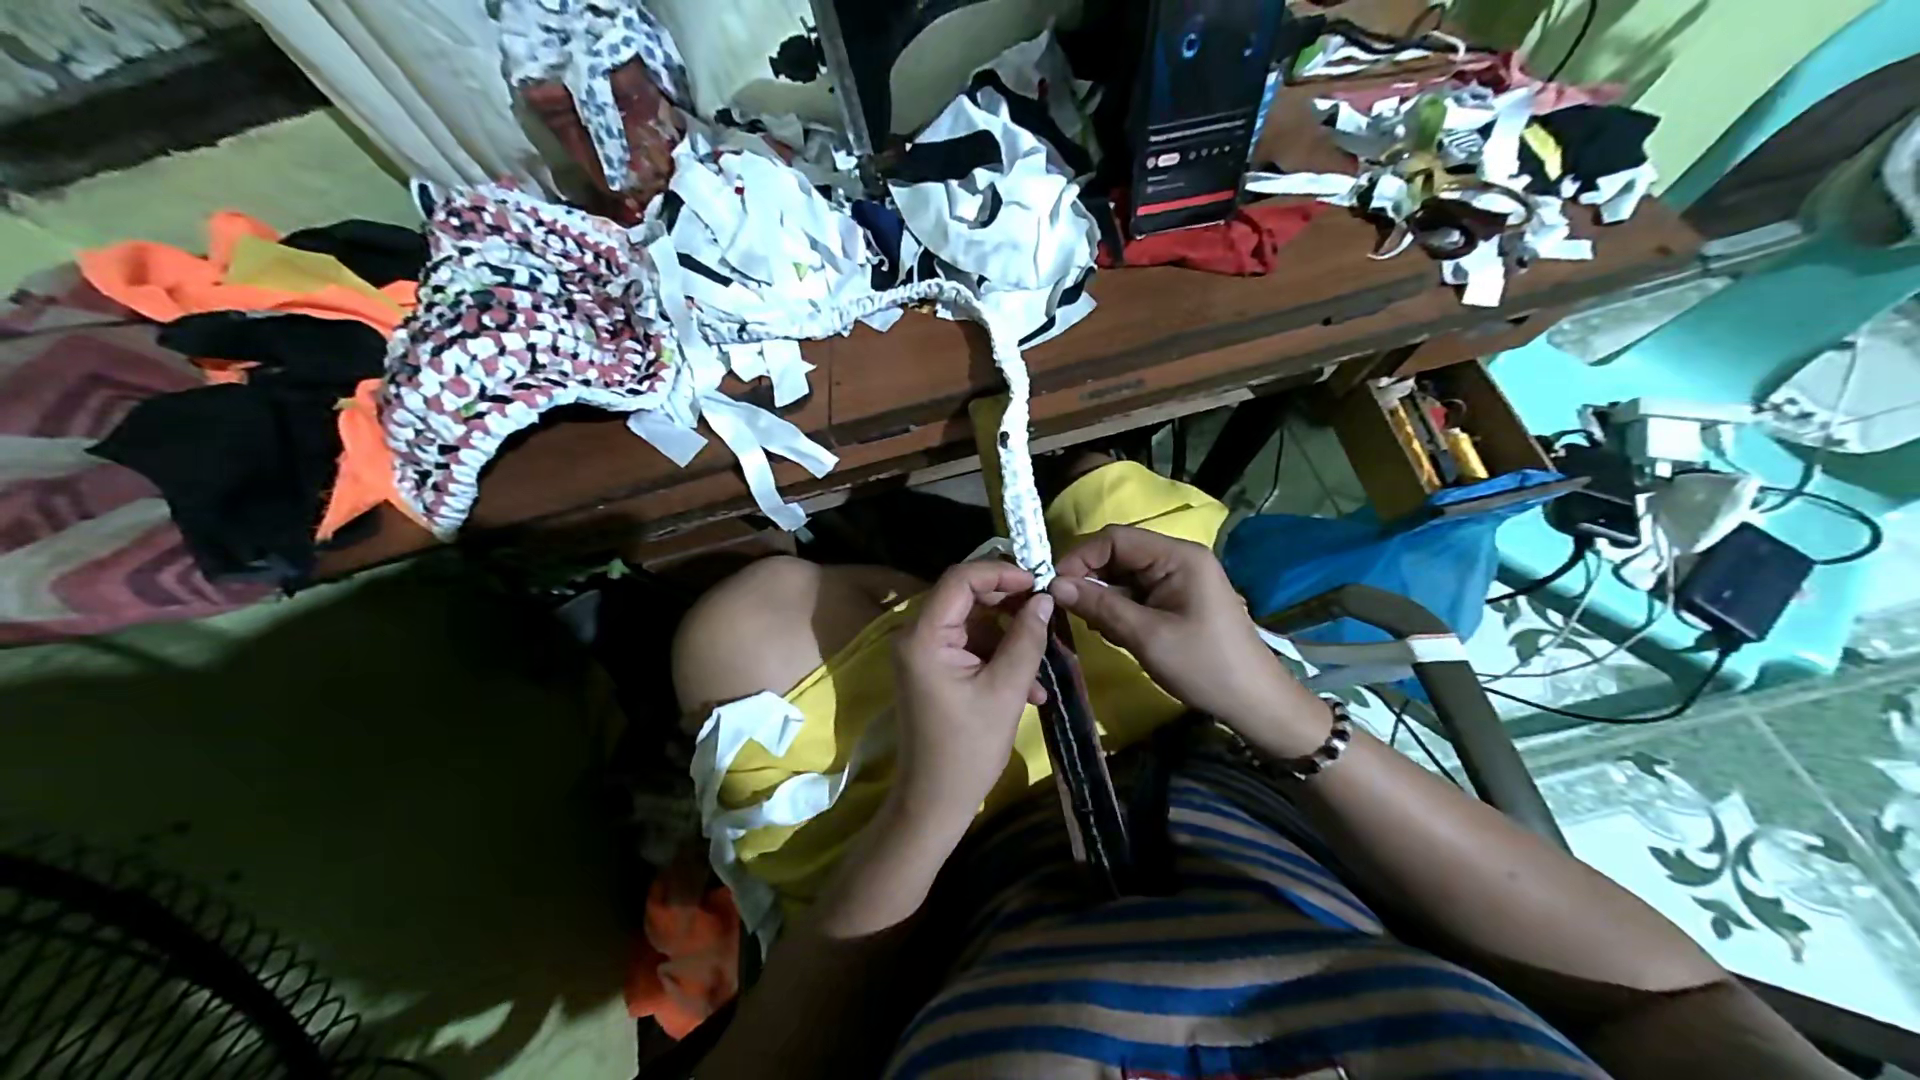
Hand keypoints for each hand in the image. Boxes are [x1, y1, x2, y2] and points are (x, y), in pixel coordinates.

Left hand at [890, 561, 1052, 828]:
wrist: (934, 802)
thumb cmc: (968, 748)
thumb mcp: (1006, 690)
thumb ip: (1026, 638)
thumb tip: (1045, 599)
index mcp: (924, 636)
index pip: (960, 579)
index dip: (1000, 572)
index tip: (1038, 581)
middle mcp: (916, 636)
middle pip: (966, 597)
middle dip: (1009, 603)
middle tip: (1046, 611)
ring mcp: (924, 653)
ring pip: (973, 623)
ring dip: (1010, 638)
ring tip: (1045, 662)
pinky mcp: (934, 670)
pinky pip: (970, 647)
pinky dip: (999, 659)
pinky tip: (1030, 688)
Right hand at [1049, 524, 1329, 756]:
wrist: (1254, 702)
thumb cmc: (1204, 666)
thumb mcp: (1146, 636)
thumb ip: (1100, 606)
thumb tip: (1055, 585)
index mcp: (1177, 556)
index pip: (1115, 538)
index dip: (1080, 557)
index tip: (1054, 586)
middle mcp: (1177, 558)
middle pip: (1118, 553)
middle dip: (1088, 576)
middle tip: (1063, 606)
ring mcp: (1177, 579)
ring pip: (1123, 574)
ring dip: (1100, 594)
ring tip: (1083, 620)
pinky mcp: (1175, 599)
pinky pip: (1135, 592)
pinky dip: (1115, 606)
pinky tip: (1105, 627)